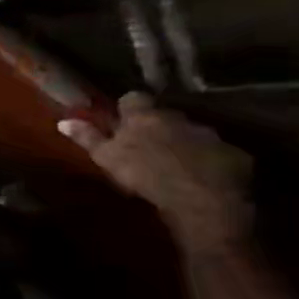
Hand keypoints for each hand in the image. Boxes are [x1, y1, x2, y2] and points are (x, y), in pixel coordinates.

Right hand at [61, 92, 254, 254]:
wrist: (202, 201)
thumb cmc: (144, 175)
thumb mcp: (106, 158)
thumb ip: (87, 137)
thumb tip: (63, 121)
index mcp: (144, 116)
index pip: (133, 98)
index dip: (128, 108)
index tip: (122, 121)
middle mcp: (178, 117)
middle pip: (165, 114)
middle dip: (158, 125)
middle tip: (148, 144)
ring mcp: (209, 134)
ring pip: (192, 132)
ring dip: (184, 142)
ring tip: (176, 162)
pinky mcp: (235, 154)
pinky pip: (218, 152)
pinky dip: (209, 159)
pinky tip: (203, 176)